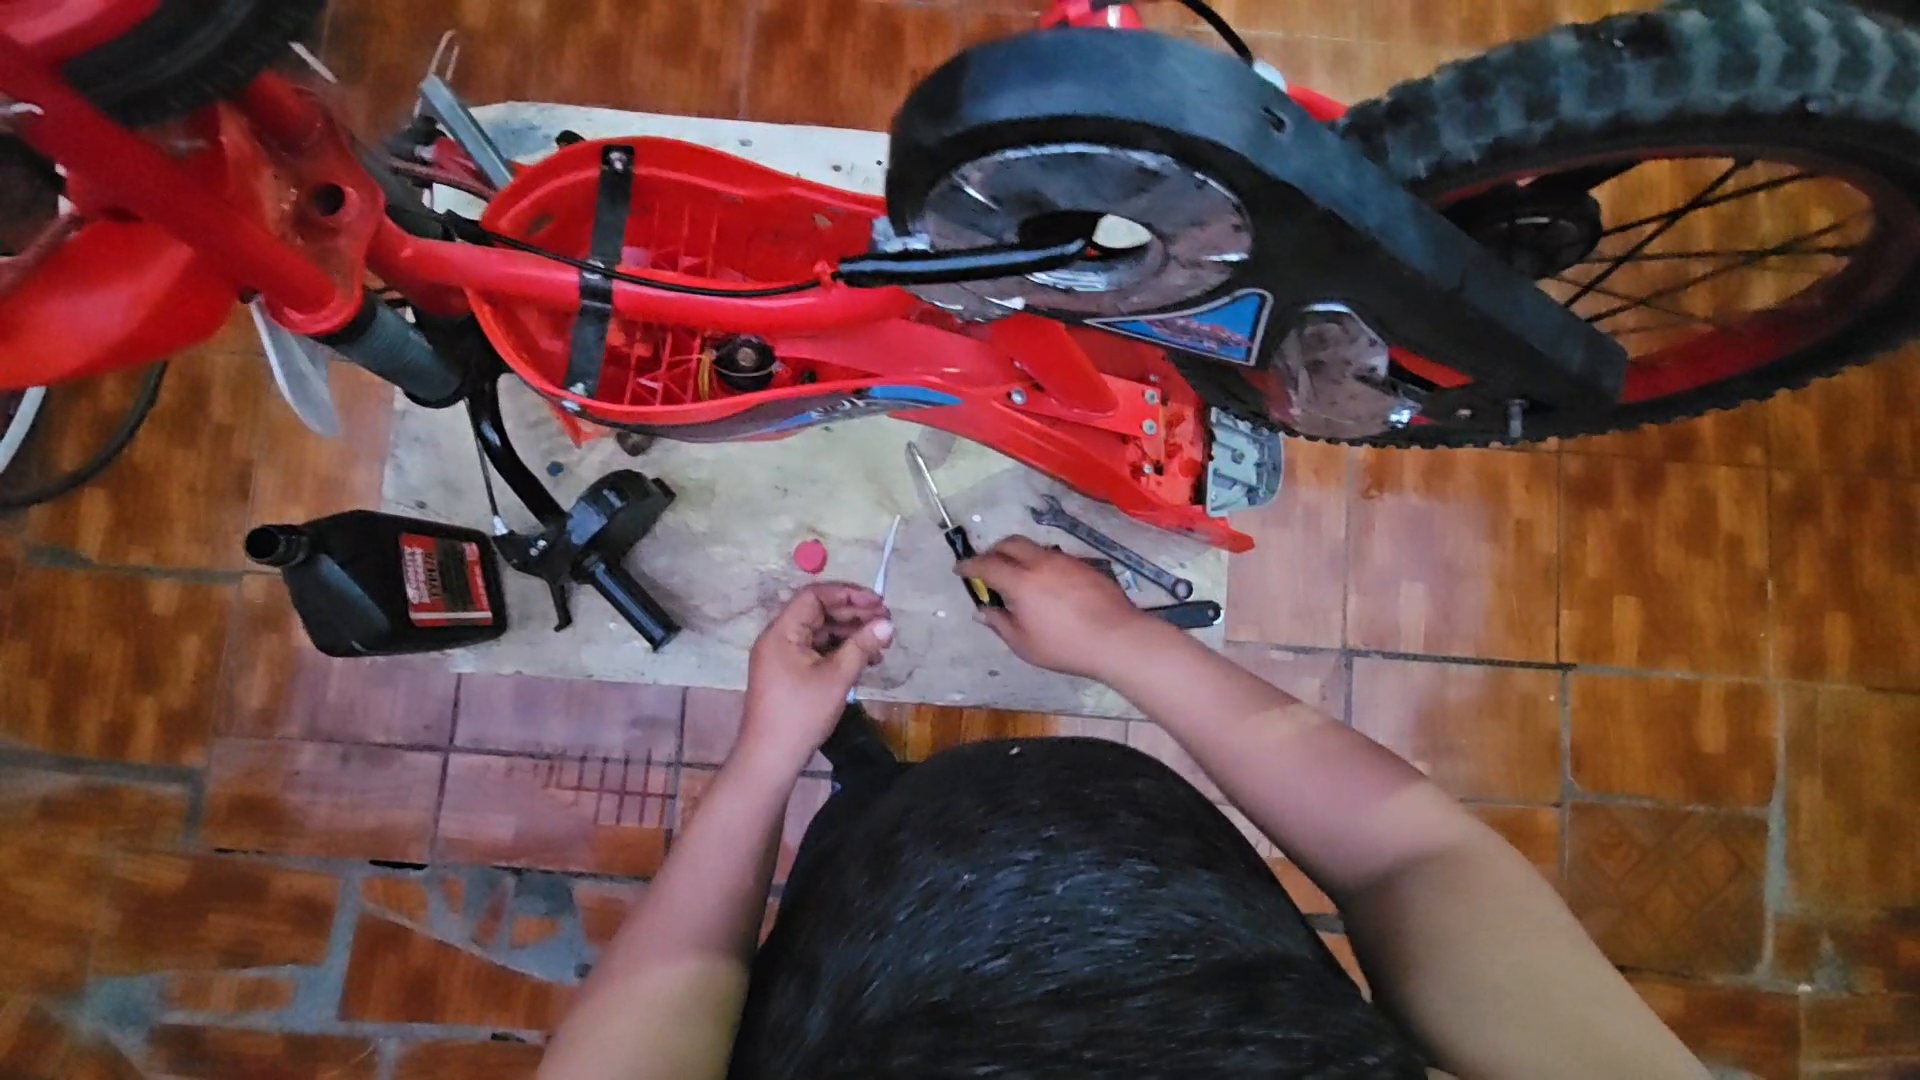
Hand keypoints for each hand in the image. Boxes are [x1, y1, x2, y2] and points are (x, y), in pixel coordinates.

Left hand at [738, 583, 894, 771]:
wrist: (770, 758)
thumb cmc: (801, 714)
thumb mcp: (836, 678)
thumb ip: (862, 646)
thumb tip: (887, 624)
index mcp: (781, 632)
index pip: (814, 596)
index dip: (847, 594)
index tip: (877, 603)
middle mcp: (778, 638)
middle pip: (818, 612)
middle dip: (853, 613)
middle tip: (885, 620)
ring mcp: (782, 656)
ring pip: (820, 632)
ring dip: (850, 633)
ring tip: (880, 642)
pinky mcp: (789, 673)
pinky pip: (816, 650)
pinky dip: (840, 650)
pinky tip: (866, 659)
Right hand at [956, 535, 1164, 679]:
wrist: (1117, 638)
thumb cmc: (1065, 646)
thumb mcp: (1023, 644)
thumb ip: (1000, 623)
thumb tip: (983, 610)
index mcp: (1020, 581)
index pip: (986, 565)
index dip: (969, 566)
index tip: (960, 569)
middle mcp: (1040, 562)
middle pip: (1010, 543)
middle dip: (993, 551)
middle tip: (987, 567)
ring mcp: (1065, 561)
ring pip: (1034, 547)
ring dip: (1019, 555)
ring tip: (1017, 575)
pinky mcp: (1084, 565)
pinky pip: (1054, 557)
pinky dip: (1040, 563)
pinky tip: (1046, 584)